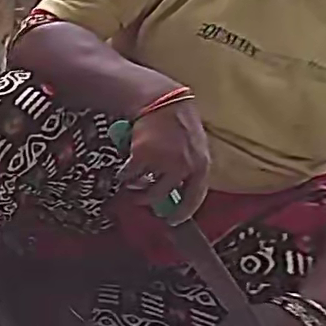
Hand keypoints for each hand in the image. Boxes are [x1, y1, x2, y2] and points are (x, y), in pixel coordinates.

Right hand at [119, 99, 210, 223]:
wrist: (162, 104)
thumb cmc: (175, 126)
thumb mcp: (191, 149)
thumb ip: (186, 169)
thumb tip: (172, 191)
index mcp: (201, 165)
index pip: (195, 196)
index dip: (183, 212)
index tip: (172, 221)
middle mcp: (185, 166)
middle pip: (163, 195)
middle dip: (148, 200)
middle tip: (139, 200)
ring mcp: (163, 162)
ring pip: (144, 187)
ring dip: (134, 187)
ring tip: (130, 182)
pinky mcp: (143, 157)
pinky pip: (129, 175)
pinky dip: (123, 175)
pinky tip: (124, 170)